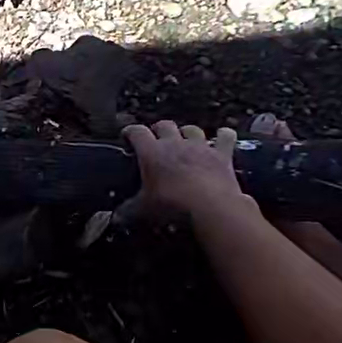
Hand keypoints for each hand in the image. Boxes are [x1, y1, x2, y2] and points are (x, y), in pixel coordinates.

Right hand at [120, 120, 246, 219]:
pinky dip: (224, 135)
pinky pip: (226, 137)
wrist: (211, 207)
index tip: (127, 135)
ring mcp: (200, 147)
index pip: (137, 132)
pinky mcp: (222, 154)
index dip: (131, 131)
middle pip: (165, 125)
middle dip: (159, 129)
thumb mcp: (144, 210)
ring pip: (192, 129)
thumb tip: (115, 218)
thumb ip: (129, 210)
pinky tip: (224, 135)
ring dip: (188, 133)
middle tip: (157, 138)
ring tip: (185, 140)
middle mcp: (174, 143)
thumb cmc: (171, 206)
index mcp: (152, 152)